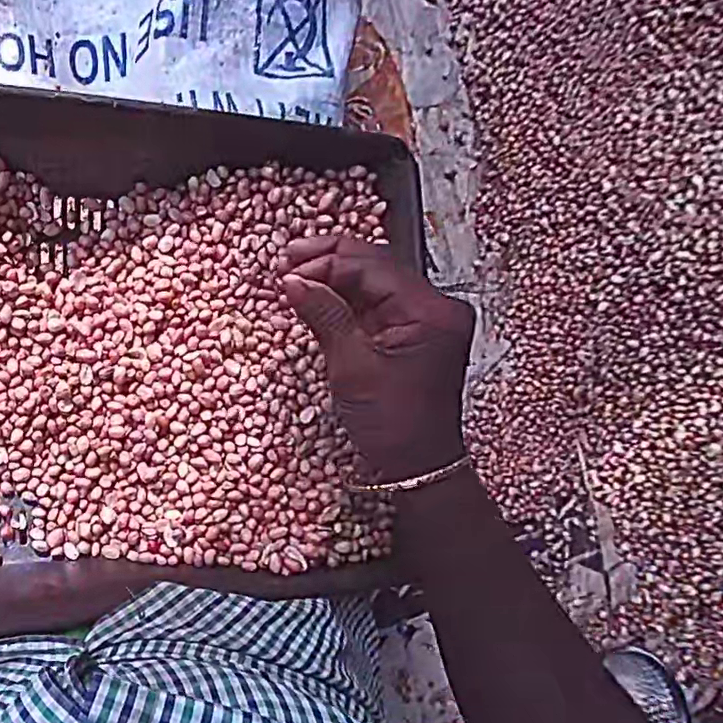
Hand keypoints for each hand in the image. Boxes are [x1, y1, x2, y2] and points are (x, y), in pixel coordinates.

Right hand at [279, 233, 474, 481]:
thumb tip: (293, 281)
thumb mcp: (352, 367)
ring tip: (295, 272)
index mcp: (431, 312)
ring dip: (333, 275)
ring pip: (372, 281)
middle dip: (329, 259)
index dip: (327, 263)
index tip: (288, 271)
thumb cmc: (392, 424)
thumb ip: (325, 316)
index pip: (373, 267)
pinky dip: (342, 297)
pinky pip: (372, 303)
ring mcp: (423, 319)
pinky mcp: (408, 332)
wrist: (416, 465)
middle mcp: (434, 307)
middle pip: (376, 265)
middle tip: (287, 257)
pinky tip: (316, 293)